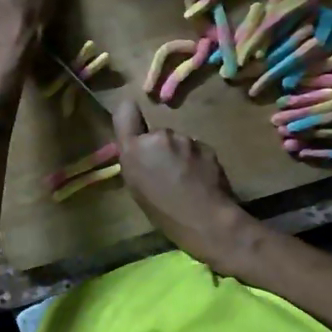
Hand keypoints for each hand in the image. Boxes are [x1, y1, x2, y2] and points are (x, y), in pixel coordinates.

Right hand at [113, 99, 257, 269]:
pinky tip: (202, 180)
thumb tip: (142, 153)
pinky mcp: (207, 145)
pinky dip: (197, 160)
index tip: (135, 126)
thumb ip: (136, 162)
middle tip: (168, 173)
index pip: (124, 111)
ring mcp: (185, 139)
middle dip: (161, 148)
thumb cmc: (164, 213)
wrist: (205, 220)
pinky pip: (197, 150)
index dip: (129, 114)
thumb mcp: (137, 189)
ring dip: (180, 155)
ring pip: (179, 143)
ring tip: (187, 180)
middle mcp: (159, 137)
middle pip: (156, 134)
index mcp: (134, 149)